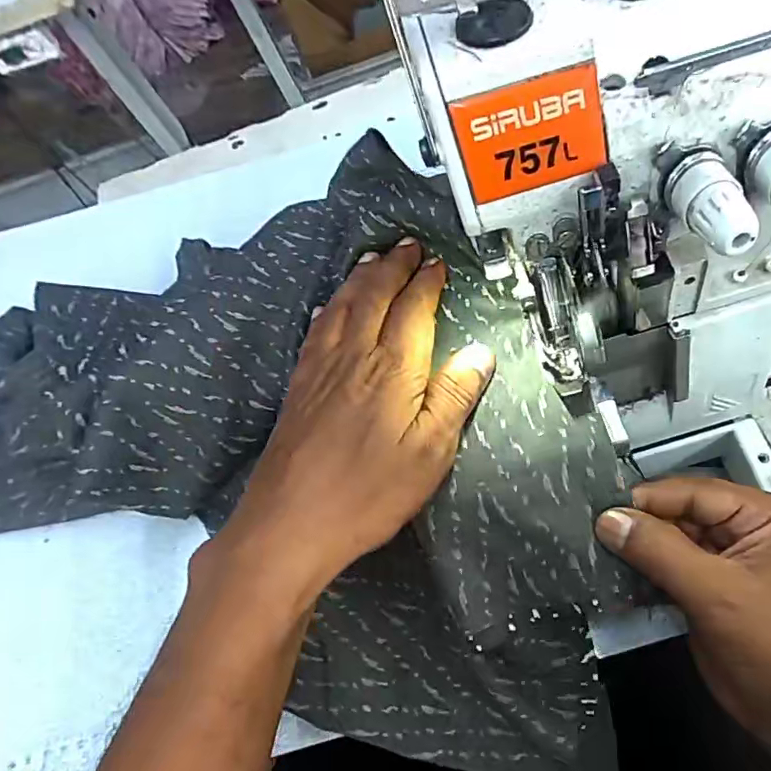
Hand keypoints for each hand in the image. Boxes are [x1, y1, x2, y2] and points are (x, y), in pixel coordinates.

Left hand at [207, 238, 494, 602]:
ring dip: (360, 278)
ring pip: (340, 306)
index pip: (412, 312)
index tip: (438, 265)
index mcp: (392, 371)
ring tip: (375, 261)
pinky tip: (330, 306)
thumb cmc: (371, 492)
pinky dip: (330, 305)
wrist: (290, 524)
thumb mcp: (430, 452)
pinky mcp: (298, 387)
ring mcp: (319, 370)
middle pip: (371, 297)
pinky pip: (316, 328)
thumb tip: (480, 352)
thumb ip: (454, 398)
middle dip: (392, 268)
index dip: (426, 284)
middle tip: (408, 247)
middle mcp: (352, 358)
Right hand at [594, 478, 770, 757]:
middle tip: (583, 536)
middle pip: (677, 514)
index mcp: (758, 514)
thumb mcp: (715, 592)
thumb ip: (659, 550)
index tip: (593, 512)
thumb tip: (607, 517)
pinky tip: (612, 583)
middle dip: (637, 526)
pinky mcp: (709, 593)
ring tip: (590, 557)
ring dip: (636, 553)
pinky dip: (644, 577)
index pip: (690, 491)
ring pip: (669, 544)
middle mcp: (741, 529)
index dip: (644, 500)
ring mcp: (724, 562)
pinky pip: (669, 572)